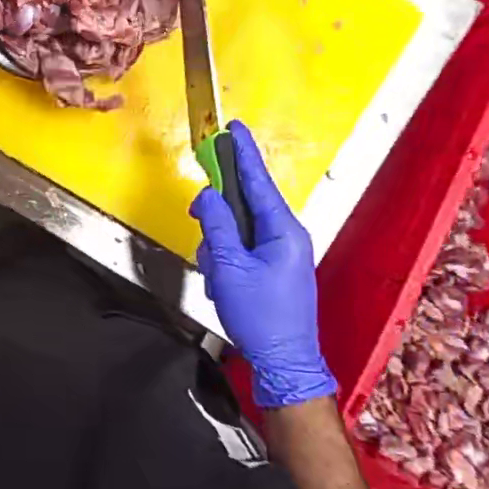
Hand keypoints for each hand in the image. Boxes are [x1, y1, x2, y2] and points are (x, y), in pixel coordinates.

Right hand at [191, 121, 337, 406]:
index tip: (233, 128)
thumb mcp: (231, 266)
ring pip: (236, 234)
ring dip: (218, 253)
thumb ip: (217, 226)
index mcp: (283, 229)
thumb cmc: (260, 313)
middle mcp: (285, 235)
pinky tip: (224, 287)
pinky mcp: (270, 270)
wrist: (284, 360)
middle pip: (241, 209)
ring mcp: (279, 254)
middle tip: (203, 234)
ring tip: (219, 280)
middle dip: (217, 224)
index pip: (258, 181)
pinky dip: (225, 266)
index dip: (243, 154)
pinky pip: (240, 253)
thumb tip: (209, 194)